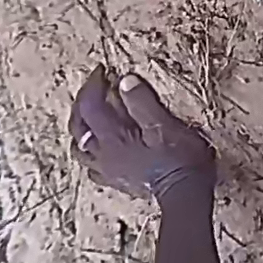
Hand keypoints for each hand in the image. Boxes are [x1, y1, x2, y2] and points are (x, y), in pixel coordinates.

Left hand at [69, 66, 214, 207]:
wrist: (185, 193)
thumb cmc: (179, 157)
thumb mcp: (165, 124)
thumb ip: (143, 103)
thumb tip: (125, 80)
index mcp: (113, 138)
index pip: (91, 106)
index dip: (94, 85)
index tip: (103, 69)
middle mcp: (102, 154)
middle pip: (78, 126)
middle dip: (82, 103)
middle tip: (95, 87)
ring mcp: (106, 170)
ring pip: (79, 147)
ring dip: (82, 127)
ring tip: (92, 114)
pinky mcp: (115, 180)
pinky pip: (92, 164)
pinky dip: (91, 150)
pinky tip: (100, 147)